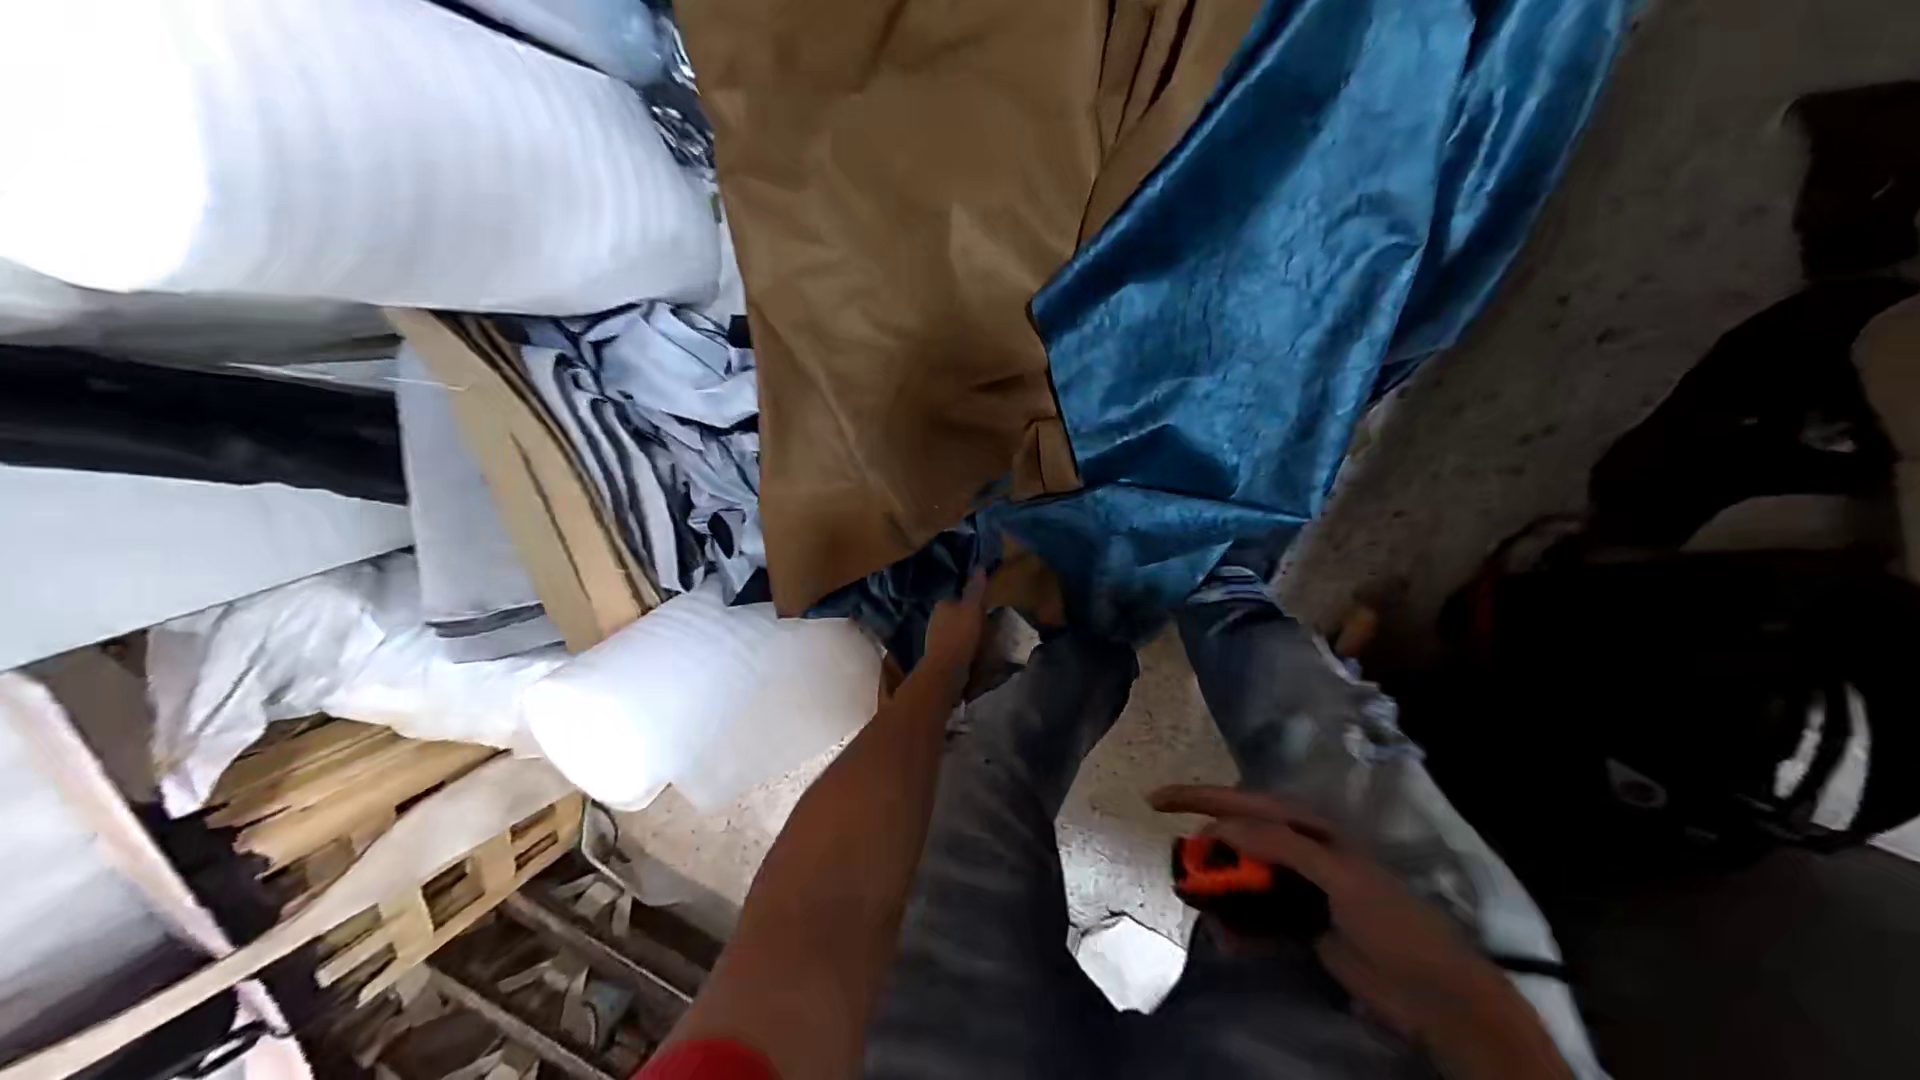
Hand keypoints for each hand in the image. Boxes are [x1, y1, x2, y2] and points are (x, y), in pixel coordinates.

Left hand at [918, 570, 988, 684]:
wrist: (946, 669)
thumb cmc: (960, 635)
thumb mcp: (972, 609)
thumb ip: (975, 589)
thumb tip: (979, 568)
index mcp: (942, 604)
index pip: (957, 594)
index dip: (971, 597)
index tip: (984, 602)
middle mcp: (935, 618)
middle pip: (956, 611)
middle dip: (968, 614)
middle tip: (987, 619)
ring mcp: (936, 636)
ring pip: (955, 627)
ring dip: (966, 629)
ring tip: (983, 634)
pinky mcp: (940, 651)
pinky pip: (955, 641)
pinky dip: (964, 642)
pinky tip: (973, 647)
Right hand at [1151, 786, 1571, 1079]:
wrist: (1433, 994)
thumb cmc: (1390, 920)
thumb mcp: (1337, 873)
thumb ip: (1280, 844)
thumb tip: (1220, 827)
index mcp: (1305, 826)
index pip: (1240, 802)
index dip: (1195, 798)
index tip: (1154, 801)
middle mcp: (1294, 849)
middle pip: (1233, 842)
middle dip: (1205, 858)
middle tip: (1183, 878)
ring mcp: (1293, 887)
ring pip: (1237, 881)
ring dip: (1218, 898)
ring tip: (1208, 919)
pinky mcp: (1294, 922)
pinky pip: (1251, 917)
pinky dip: (1236, 929)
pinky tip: (1232, 944)